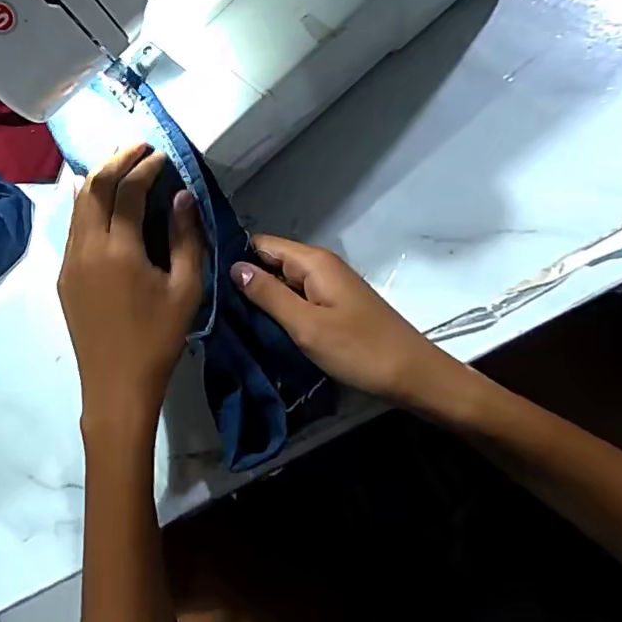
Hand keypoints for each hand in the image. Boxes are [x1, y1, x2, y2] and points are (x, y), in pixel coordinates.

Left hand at [59, 144, 205, 439]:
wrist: (115, 386)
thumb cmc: (158, 339)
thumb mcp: (186, 289)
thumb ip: (186, 238)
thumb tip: (182, 196)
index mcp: (118, 250)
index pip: (128, 192)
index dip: (145, 167)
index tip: (161, 155)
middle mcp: (87, 247)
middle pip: (93, 187)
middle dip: (115, 161)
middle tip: (138, 147)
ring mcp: (69, 261)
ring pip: (78, 205)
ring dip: (98, 179)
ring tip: (120, 164)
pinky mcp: (64, 275)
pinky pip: (73, 227)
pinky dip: (86, 204)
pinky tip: (99, 200)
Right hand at [231, 235, 476, 414]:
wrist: (415, 377)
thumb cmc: (360, 350)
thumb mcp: (306, 325)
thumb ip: (267, 294)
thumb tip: (233, 267)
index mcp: (312, 261)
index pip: (260, 243)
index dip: (233, 256)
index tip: (205, 277)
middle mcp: (319, 265)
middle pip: (269, 261)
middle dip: (243, 280)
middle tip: (212, 305)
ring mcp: (328, 285)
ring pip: (281, 282)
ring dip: (260, 298)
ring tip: (228, 318)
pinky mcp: (333, 304)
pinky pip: (296, 297)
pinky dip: (279, 309)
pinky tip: (260, 327)